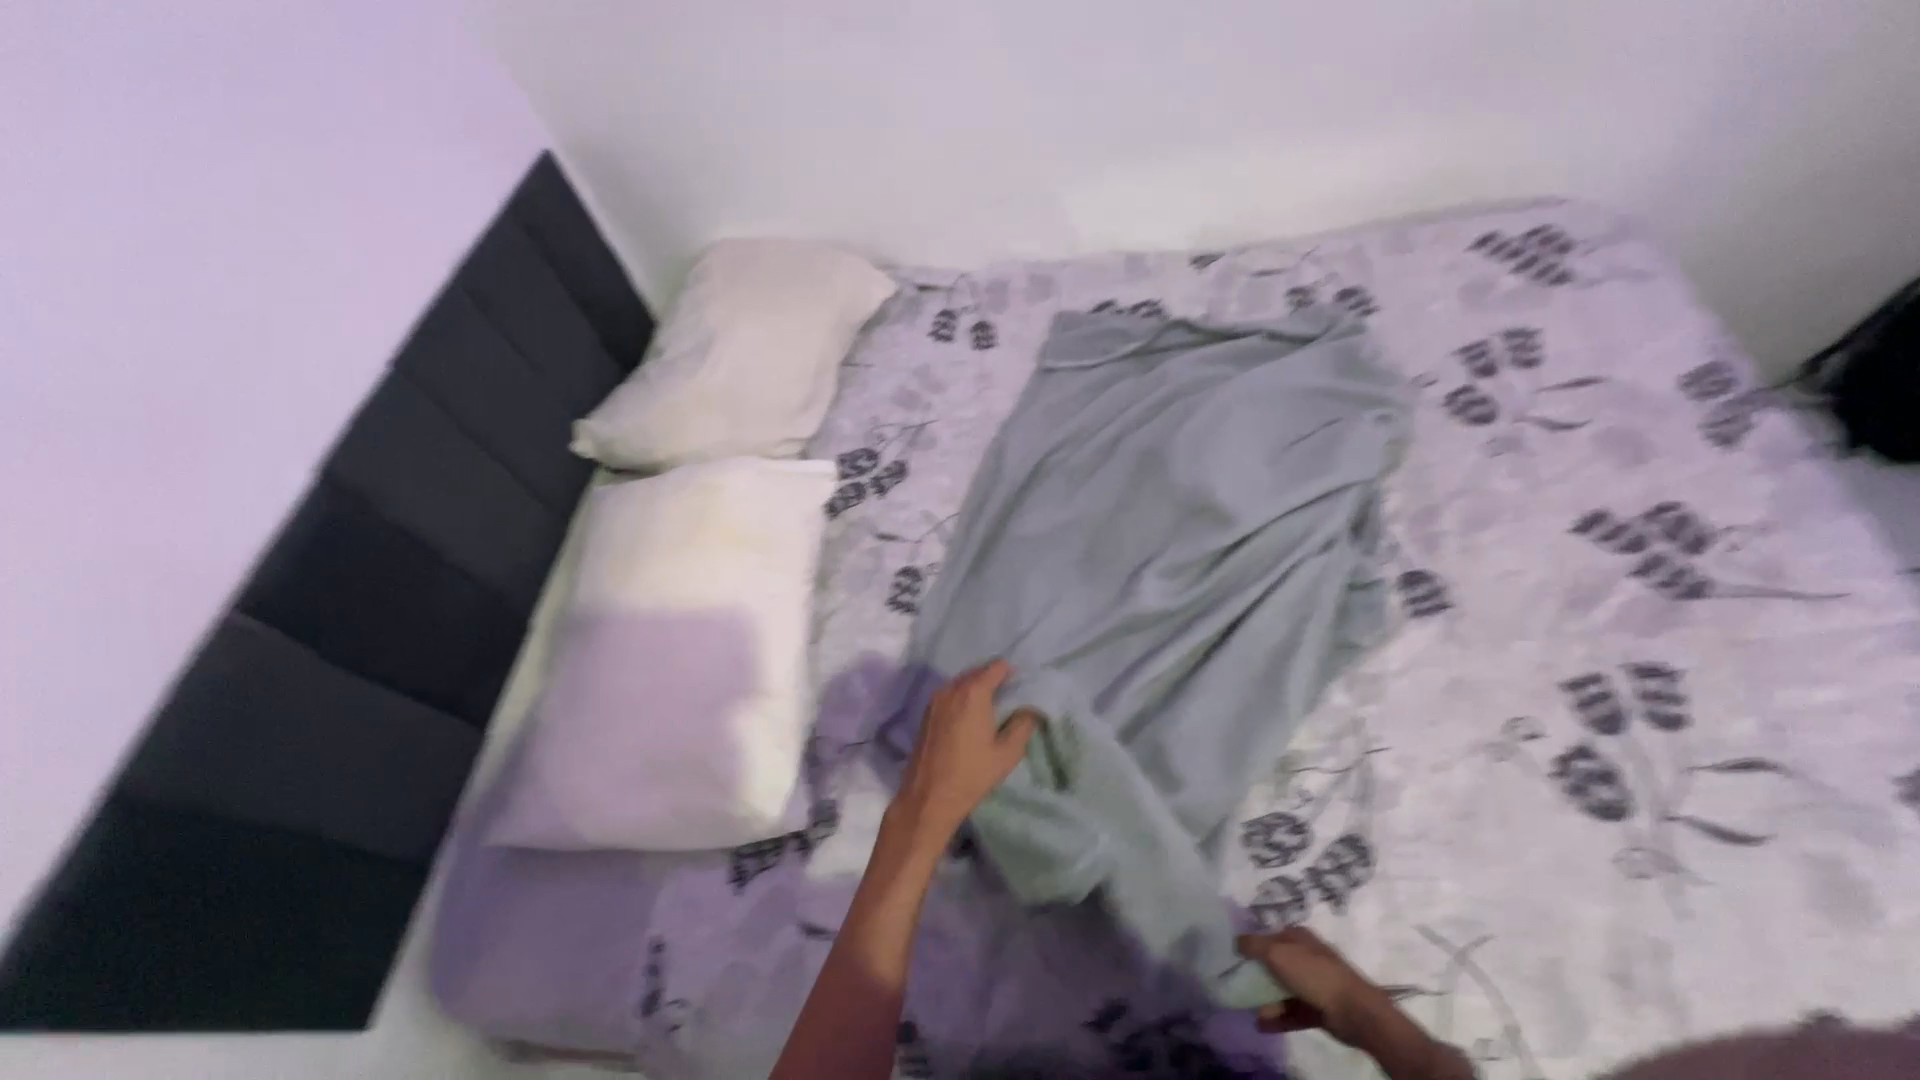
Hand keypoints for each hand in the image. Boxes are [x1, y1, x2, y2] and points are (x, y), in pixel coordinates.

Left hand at [890, 660, 1038, 845]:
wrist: (929, 796)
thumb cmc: (972, 774)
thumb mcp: (1007, 753)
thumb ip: (1023, 724)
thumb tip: (1031, 708)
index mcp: (974, 692)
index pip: (997, 667)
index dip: (1011, 674)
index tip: (1020, 689)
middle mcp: (952, 688)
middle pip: (977, 671)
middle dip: (994, 680)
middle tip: (1008, 699)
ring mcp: (935, 699)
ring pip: (962, 682)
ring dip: (976, 688)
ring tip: (991, 709)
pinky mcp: (926, 712)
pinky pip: (949, 693)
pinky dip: (962, 697)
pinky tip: (970, 717)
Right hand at [1237, 927, 1394, 1043]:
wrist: (1354, 1011)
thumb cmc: (1313, 974)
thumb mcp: (1277, 952)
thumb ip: (1253, 945)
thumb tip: (1236, 941)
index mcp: (1298, 938)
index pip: (1269, 937)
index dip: (1253, 947)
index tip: (1236, 961)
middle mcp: (1306, 957)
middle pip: (1275, 965)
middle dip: (1258, 978)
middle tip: (1242, 989)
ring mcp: (1314, 983)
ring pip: (1283, 990)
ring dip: (1268, 1002)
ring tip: (1256, 1014)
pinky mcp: (1319, 1007)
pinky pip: (1293, 1011)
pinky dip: (1279, 1018)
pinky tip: (1263, 1026)